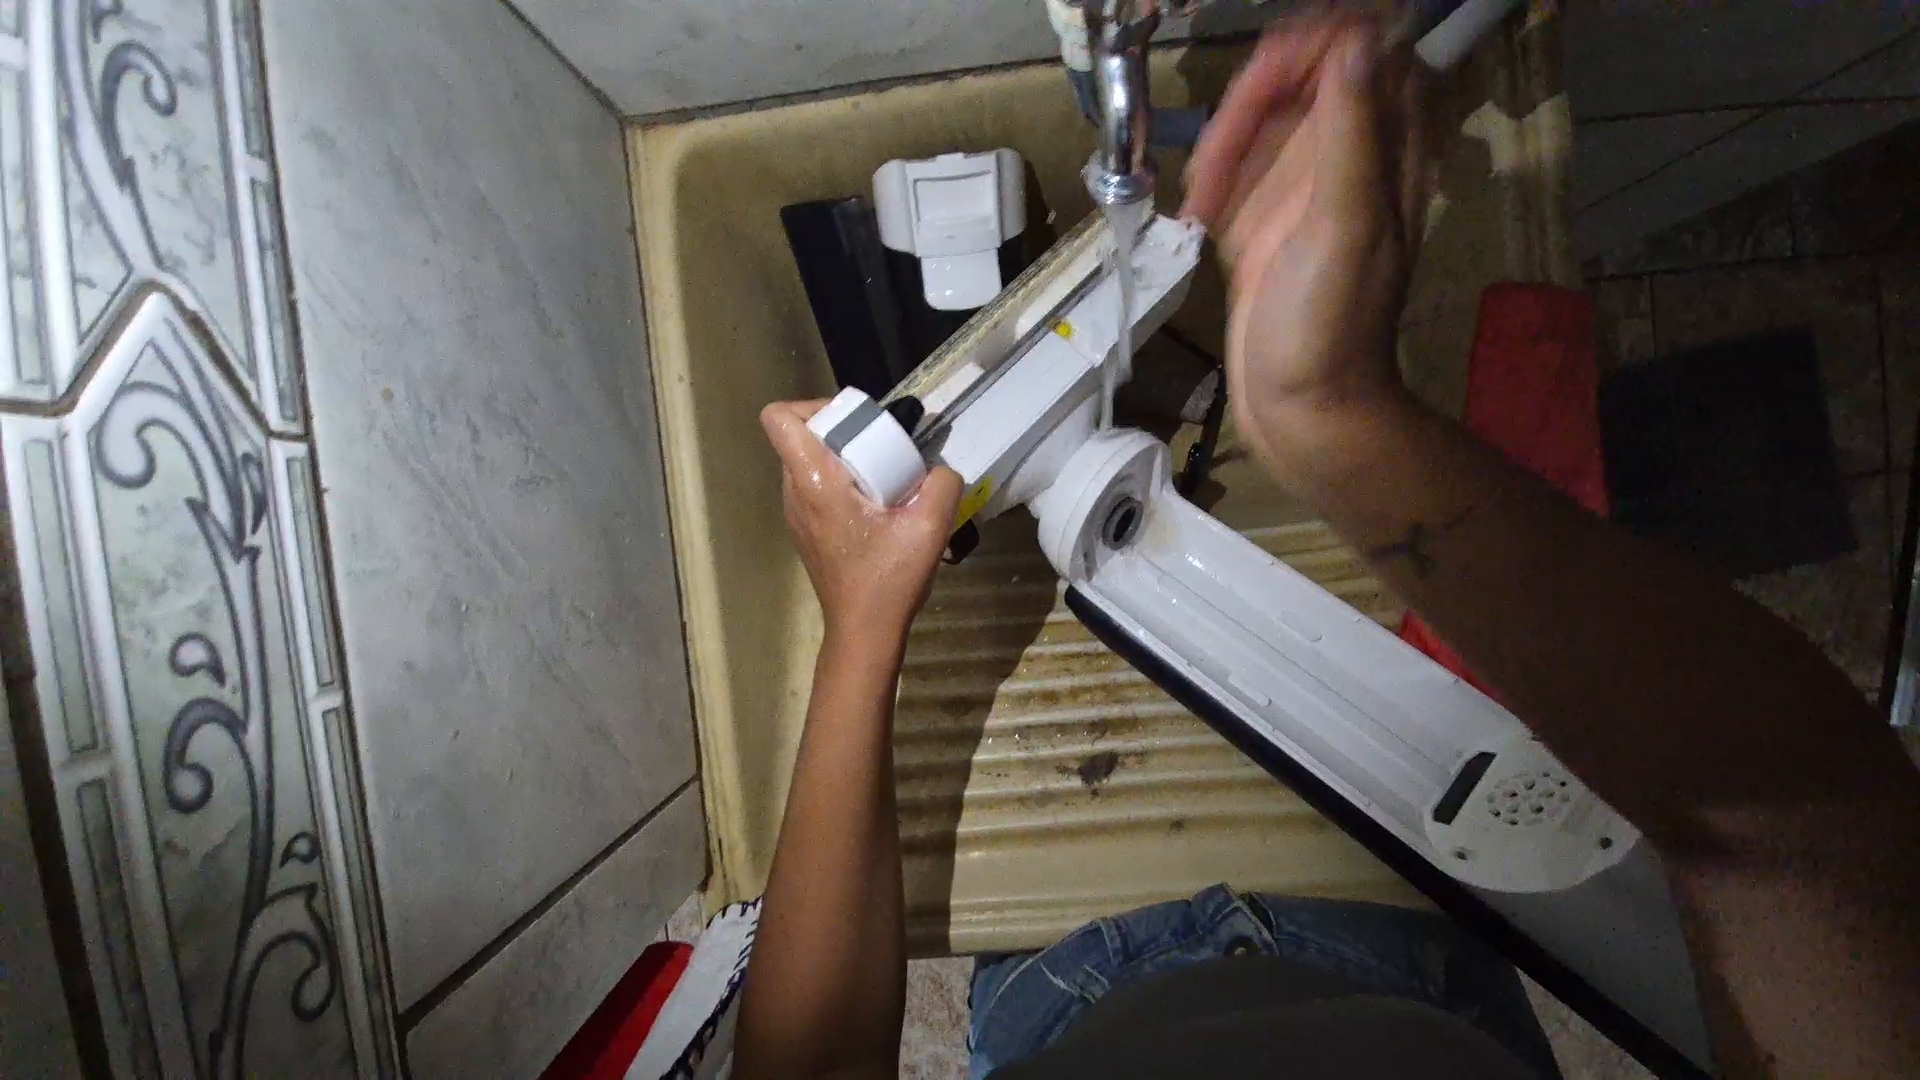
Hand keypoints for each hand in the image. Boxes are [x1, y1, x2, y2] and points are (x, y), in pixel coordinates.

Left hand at [760, 400, 963, 645]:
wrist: (864, 630)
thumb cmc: (889, 580)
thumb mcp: (930, 528)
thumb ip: (942, 485)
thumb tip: (938, 471)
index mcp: (815, 483)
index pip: (779, 418)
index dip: (812, 405)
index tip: (854, 422)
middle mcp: (795, 493)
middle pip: (799, 436)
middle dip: (841, 431)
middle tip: (881, 450)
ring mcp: (795, 513)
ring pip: (808, 461)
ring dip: (842, 458)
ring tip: (882, 478)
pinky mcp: (805, 530)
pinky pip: (815, 486)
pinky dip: (841, 482)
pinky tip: (875, 507)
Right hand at [1180, 15, 1431, 489]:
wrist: (1302, 409)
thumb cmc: (1326, 327)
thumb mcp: (1343, 227)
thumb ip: (1350, 134)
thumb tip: (1353, 41)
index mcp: (1385, 152)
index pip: (1360, 51)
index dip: (1309, 51)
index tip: (1257, 88)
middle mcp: (1345, 161)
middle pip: (1300, 83)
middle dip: (1251, 104)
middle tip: (1213, 160)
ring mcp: (1300, 195)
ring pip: (1261, 127)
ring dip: (1222, 147)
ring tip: (1200, 199)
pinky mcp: (1263, 228)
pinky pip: (1235, 176)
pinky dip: (1211, 184)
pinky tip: (1196, 216)